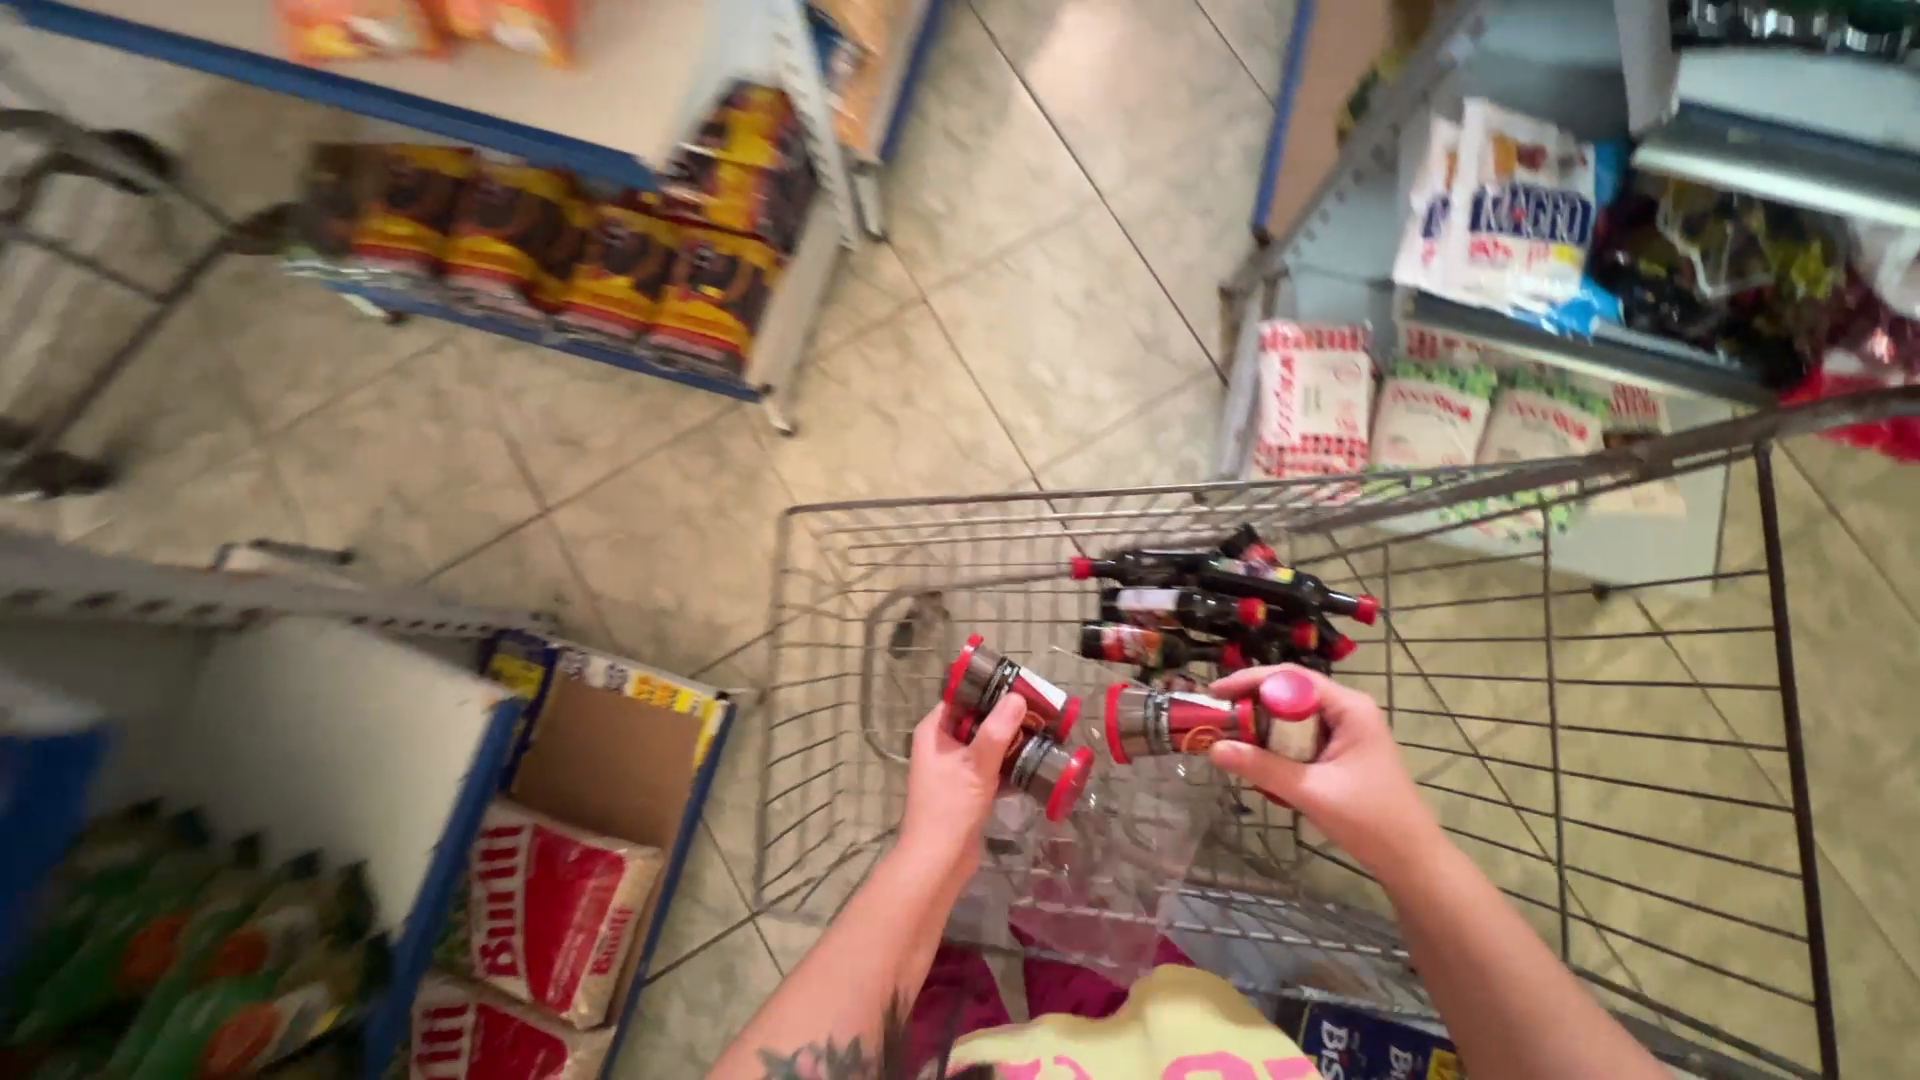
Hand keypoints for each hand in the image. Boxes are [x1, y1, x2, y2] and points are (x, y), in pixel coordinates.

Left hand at [896, 695, 1028, 890]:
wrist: (938, 862)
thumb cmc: (950, 807)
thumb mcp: (976, 764)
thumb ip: (997, 731)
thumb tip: (1017, 697)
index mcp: (934, 731)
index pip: (962, 697)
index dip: (989, 690)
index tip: (1020, 686)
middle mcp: (942, 745)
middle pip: (977, 720)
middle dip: (1006, 716)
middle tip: (1040, 710)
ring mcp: (955, 768)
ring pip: (987, 744)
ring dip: (1011, 741)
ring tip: (1043, 731)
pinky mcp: (968, 789)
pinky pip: (992, 767)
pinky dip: (1009, 764)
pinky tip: (1035, 761)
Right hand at [1205, 665, 1442, 875]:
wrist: (1411, 859)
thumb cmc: (1369, 820)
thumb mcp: (1310, 791)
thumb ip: (1262, 767)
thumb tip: (1213, 748)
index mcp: (1348, 708)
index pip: (1291, 677)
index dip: (1250, 681)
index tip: (1216, 694)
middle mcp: (1346, 710)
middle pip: (1289, 693)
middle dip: (1252, 705)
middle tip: (1218, 720)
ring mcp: (1344, 730)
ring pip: (1291, 716)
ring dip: (1262, 728)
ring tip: (1232, 742)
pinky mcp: (1339, 750)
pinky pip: (1298, 736)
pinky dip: (1276, 745)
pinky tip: (1259, 763)